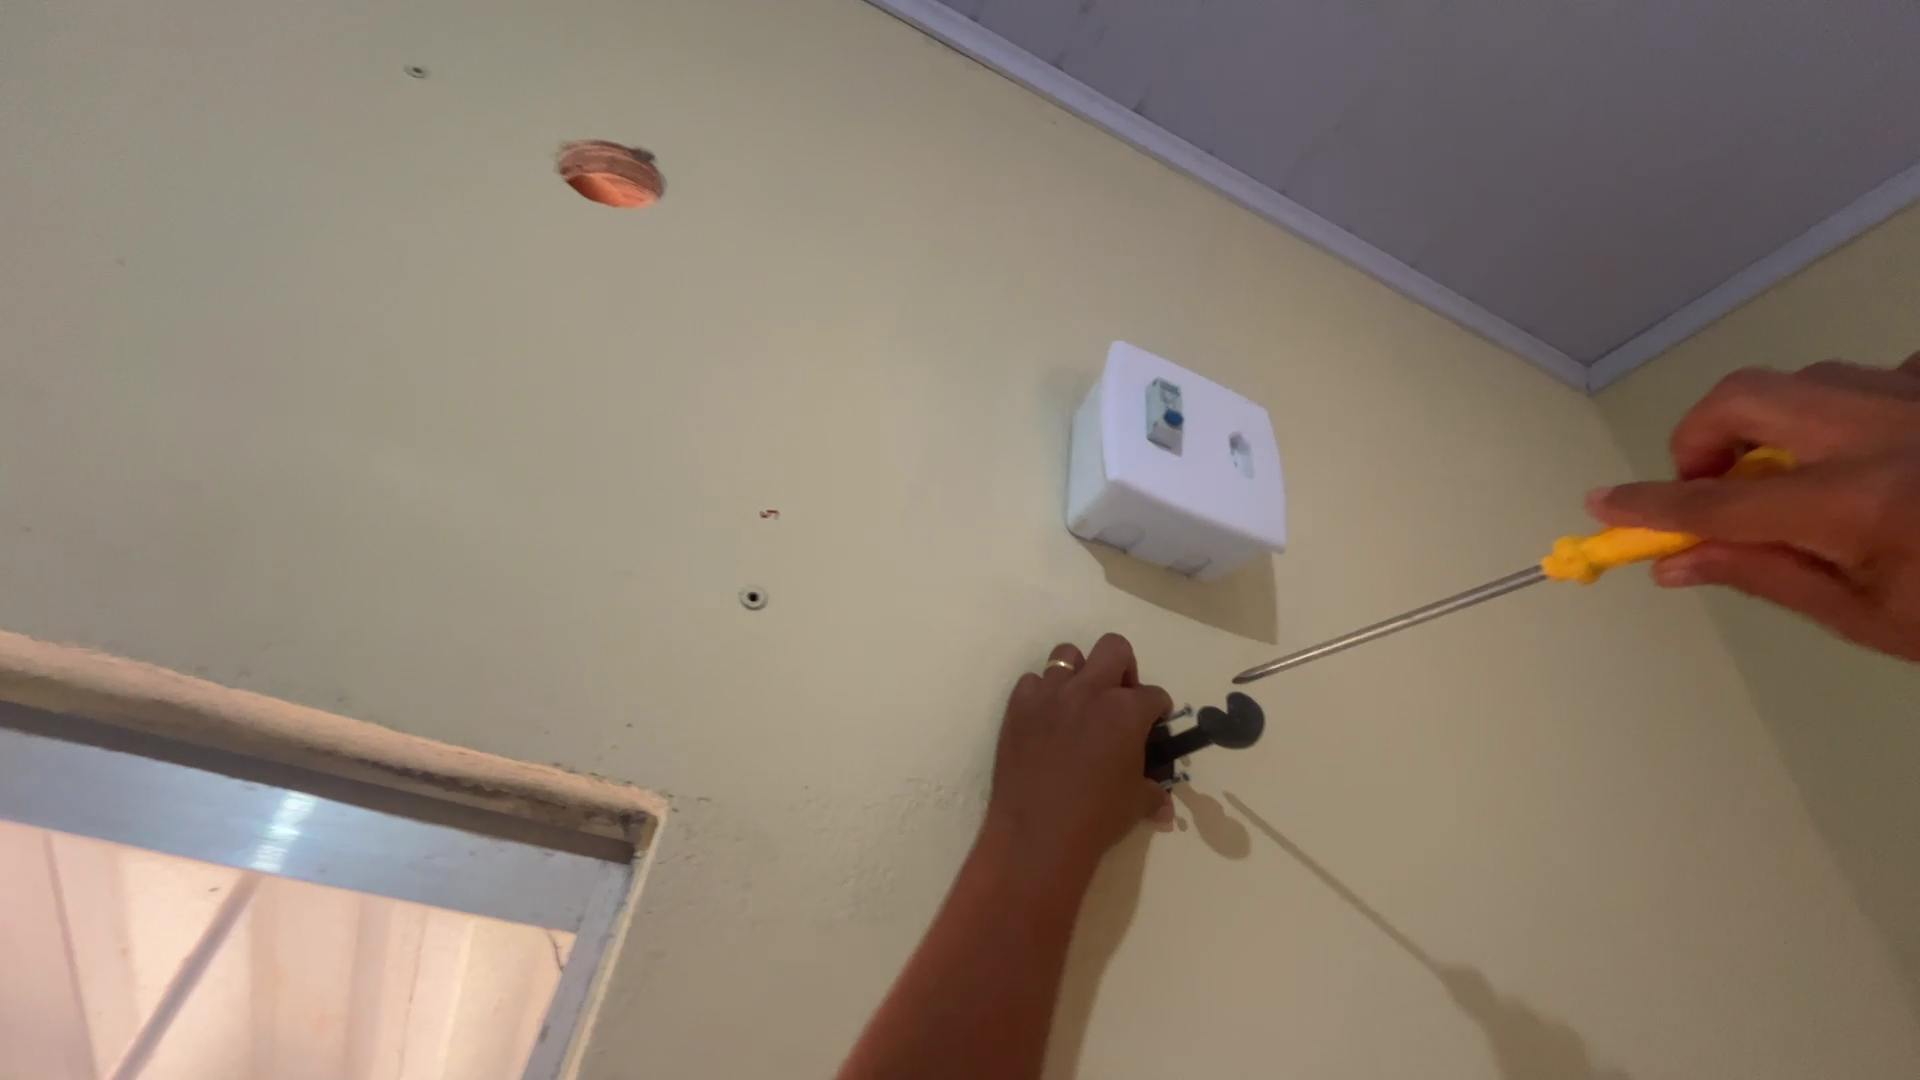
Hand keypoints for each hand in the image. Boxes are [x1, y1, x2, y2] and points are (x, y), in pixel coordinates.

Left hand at [983, 633, 1173, 878]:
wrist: (1037, 833)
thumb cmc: (1096, 817)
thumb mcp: (1137, 804)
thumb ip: (1153, 792)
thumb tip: (1162, 805)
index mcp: (1125, 710)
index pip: (1153, 694)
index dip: (1157, 710)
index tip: (1154, 724)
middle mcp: (1089, 690)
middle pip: (1114, 648)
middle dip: (1124, 668)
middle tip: (1119, 696)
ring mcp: (1050, 693)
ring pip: (1067, 655)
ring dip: (1079, 673)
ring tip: (1079, 703)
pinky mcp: (1019, 705)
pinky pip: (1033, 682)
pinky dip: (1042, 694)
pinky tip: (1045, 720)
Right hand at [1589, 353, 1919, 661]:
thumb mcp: (1881, 620)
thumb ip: (1768, 577)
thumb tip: (1674, 565)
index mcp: (1865, 503)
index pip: (1712, 503)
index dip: (1645, 506)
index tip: (1602, 504)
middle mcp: (1896, 435)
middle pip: (1746, 397)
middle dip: (1699, 439)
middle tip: (1706, 483)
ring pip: (1813, 378)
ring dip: (1776, 423)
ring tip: (1795, 472)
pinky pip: (1894, 374)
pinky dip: (1860, 406)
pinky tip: (1883, 447)